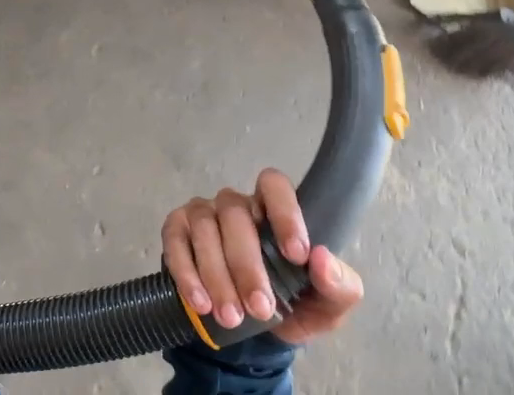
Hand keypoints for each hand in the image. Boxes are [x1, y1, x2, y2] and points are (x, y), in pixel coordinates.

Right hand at [160, 169, 363, 344]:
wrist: (253, 328)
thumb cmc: (293, 302)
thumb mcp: (327, 305)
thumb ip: (339, 286)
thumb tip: (323, 260)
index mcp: (273, 209)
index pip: (274, 185)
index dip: (284, 213)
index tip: (296, 255)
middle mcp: (234, 204)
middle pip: (235, 214)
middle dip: (246, 265)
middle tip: (260, 309)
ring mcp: (202, 213)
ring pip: (205, 229)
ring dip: (217, 275)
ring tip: (231, 317)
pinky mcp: (176, 230)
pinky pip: (175, 242)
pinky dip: (186, 273)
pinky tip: (200, 303)